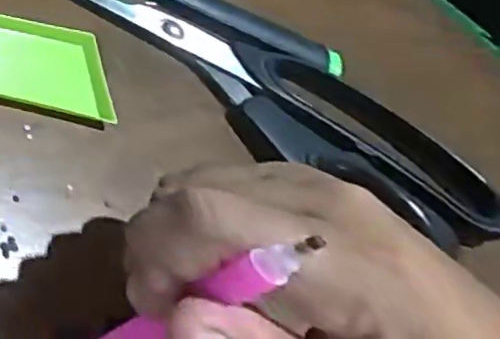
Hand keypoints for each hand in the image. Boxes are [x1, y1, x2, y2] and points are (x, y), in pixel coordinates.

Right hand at [124, 163, 499, 338]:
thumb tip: (175, 320)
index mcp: (348, 255)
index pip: (206, 214)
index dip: (157, 253)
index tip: (152, 310)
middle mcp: (324, 196)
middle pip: (193, 188)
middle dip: (158, 243)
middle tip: (164, 305)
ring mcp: (322, 182)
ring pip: (201, 179)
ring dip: (178, 231)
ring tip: (198, 290)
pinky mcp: (318, 184)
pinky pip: (229, 184)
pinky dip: (207, 221)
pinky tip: (236, 270)